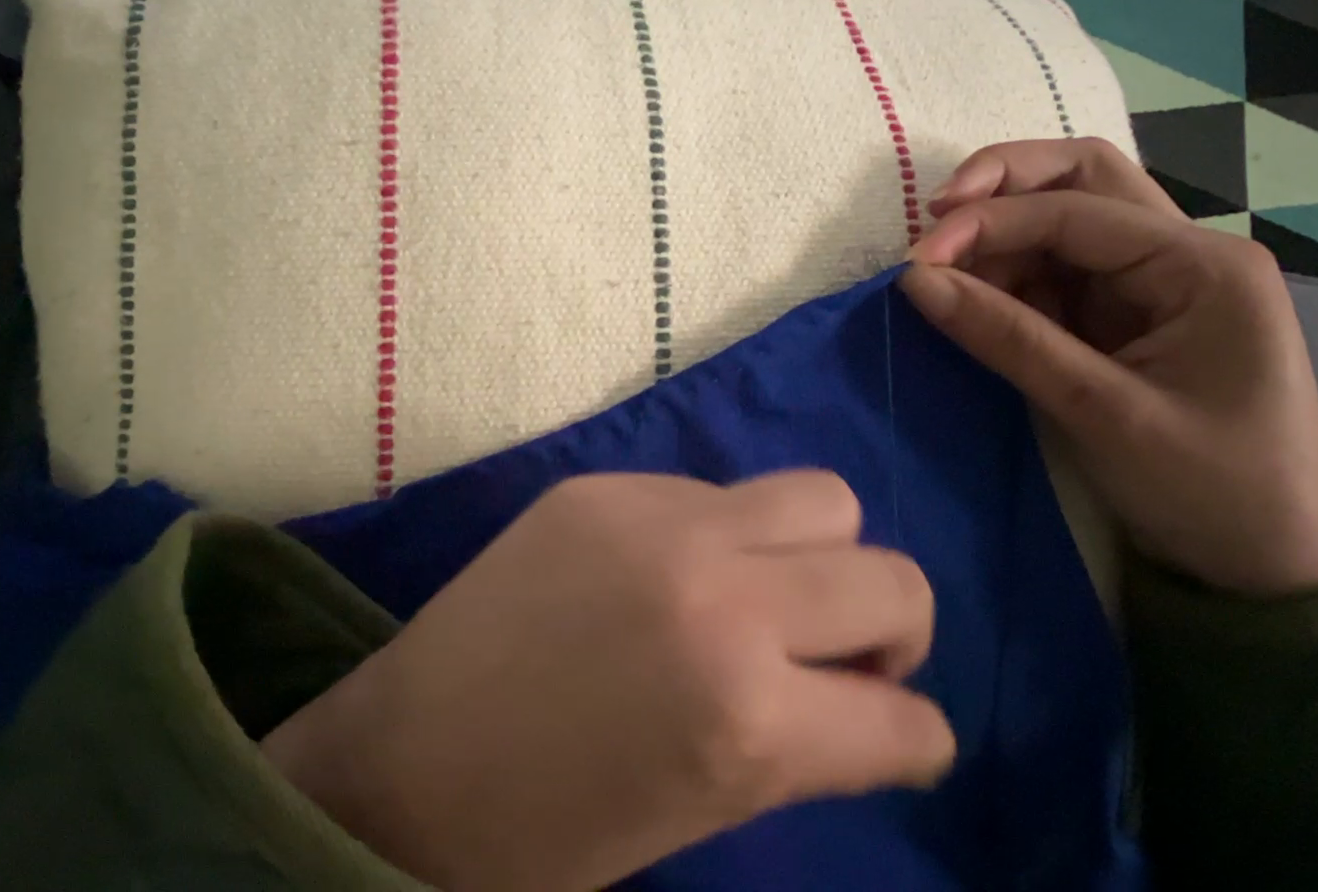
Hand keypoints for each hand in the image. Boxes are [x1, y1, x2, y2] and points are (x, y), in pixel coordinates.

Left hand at [263, 471, 951, 891]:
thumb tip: (876, 702)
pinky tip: (674, 572)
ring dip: (821, 557)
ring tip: (769, 594)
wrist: (404, 767)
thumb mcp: (706, 809)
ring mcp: (658, 525)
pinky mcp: (604, 489)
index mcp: (748, 720)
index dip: (913, 739)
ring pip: (823, 499)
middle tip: (841, 661)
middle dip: (892, 633)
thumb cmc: (554, 828)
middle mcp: (721, 600)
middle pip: (893, 580)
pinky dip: (727, 536)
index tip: (894, 736)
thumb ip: (803, 746)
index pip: (907, 723)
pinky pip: (717, 491)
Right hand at [901, 139, 1317, 596]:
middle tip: (931, 216)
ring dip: (997, 234)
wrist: (1262, 564)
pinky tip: (969, 296)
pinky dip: (1006, 276)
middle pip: (1083, 179)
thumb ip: (1006, 338)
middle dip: (1001, 186)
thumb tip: (913, 280)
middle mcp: (1183, 254)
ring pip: (1064, 220)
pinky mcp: (1123, 317)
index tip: (916, 259)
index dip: (988, 223)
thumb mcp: (1100, 412)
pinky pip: (1056, 274)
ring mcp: (1152, 284)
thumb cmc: (1207, 488)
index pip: (1077, 210)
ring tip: (939, 271)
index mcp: (1203, 265)